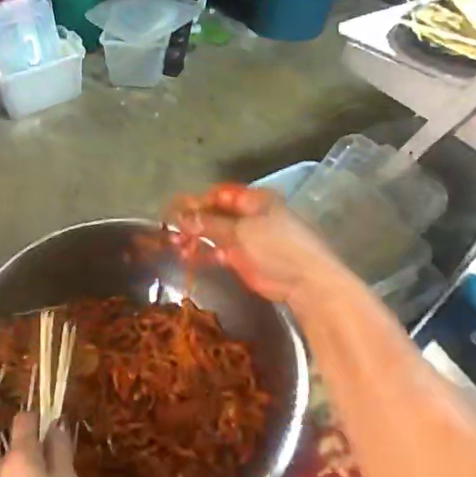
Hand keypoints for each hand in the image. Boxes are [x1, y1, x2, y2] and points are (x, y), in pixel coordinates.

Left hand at [0, 411, 78, 476]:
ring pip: (21, 455)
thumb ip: (60, 448)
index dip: (41, 416)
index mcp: (20, 452)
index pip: (24, 418)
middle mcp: (5, 460)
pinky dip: (31, 473)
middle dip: (42, 440)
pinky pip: (18, 471)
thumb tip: (56, 424)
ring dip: (38, 459)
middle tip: (64, 457)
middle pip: (22, 437)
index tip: (58, 426)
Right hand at [166, 184, 342, 302]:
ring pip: (213, 233)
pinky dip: (203, 253)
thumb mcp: (241, 230)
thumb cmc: (277, 247)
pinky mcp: (242, 258)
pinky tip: (187, 256)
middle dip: (192, 220)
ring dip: (194, 237)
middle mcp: (249, 215)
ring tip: (176, 245)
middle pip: (214, 213)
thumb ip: (209, 223)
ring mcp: (246, 237)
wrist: (304, 282)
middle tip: (171, 228)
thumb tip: (180, 217)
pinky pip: (218, 251)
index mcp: (255, 200)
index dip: (197, 201)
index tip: (176, 209)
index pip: (219, 194)